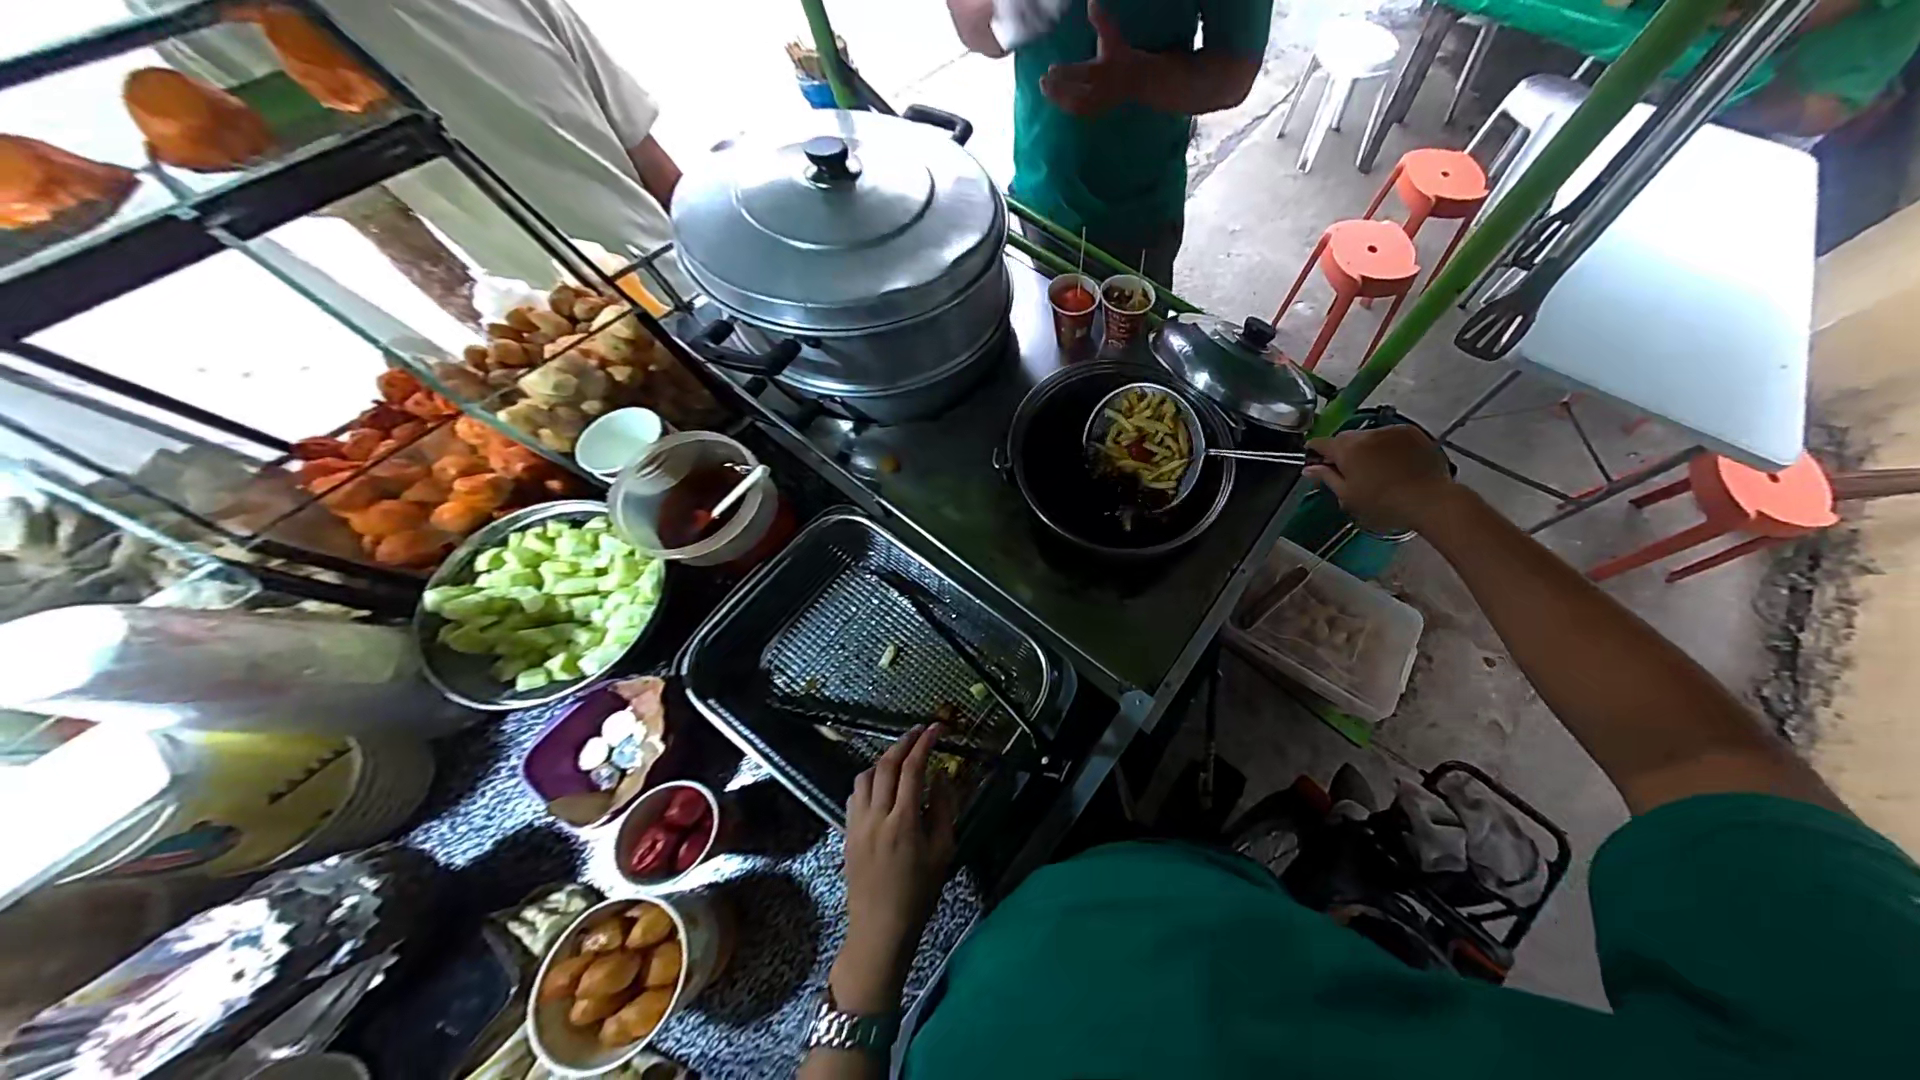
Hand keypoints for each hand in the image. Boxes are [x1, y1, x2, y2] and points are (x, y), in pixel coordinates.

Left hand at [834, 724, 956, 1012]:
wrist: (880, 927)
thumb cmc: (919, 892)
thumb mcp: (943, 851)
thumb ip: (944, 809)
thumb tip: (941, 775)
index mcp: (904, 821)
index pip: (913, 768)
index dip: (925, 743)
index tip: (937, 729)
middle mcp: (876, 816)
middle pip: (887, 764)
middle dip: (904, 742)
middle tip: (920, 732)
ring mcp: (857, 822)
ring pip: (866, 775)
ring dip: (884, 759)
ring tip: (902, 756)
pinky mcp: (847, 830)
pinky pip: (856, 793)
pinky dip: (870, 779)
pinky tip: (882, 784)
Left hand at [1040, 0, 1145, 115]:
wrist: (1137, 79)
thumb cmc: (1120, 54)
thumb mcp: (1111, 36)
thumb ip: (1100, 21)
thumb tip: (1091, 1)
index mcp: (1104, 69)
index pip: (1082, 74)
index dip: (1065, 73)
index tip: (1050, 69)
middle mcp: (1101, 89)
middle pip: (1076, 94)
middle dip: (1058, 88)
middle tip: (1042, 81)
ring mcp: (1098, 103)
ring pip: (1075, 106)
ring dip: (1058, 99)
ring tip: (1044, 89)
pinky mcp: (1096, 111)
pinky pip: (1078, 113)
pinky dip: (1065, 107)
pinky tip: (1053, 99)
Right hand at [1304, 426, 1457, 533]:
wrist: (1429, 499)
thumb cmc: (1383, 503)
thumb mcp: (1348, 495)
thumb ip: (1326, 477)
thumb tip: (1309, 468)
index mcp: (1346, 449)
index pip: (1320, 443)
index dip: (1315, 453)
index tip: (1316, 463)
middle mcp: (1366, 434)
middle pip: (1345, 438)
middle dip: (1343, 451)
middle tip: (1350, 472)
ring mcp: (1391, 430)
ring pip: (1368, 436)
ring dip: (1366, 448)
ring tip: (1376, 468)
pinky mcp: (1412, 432)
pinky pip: (1389, 436)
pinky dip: (1386, 445)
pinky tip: (1394, 462)